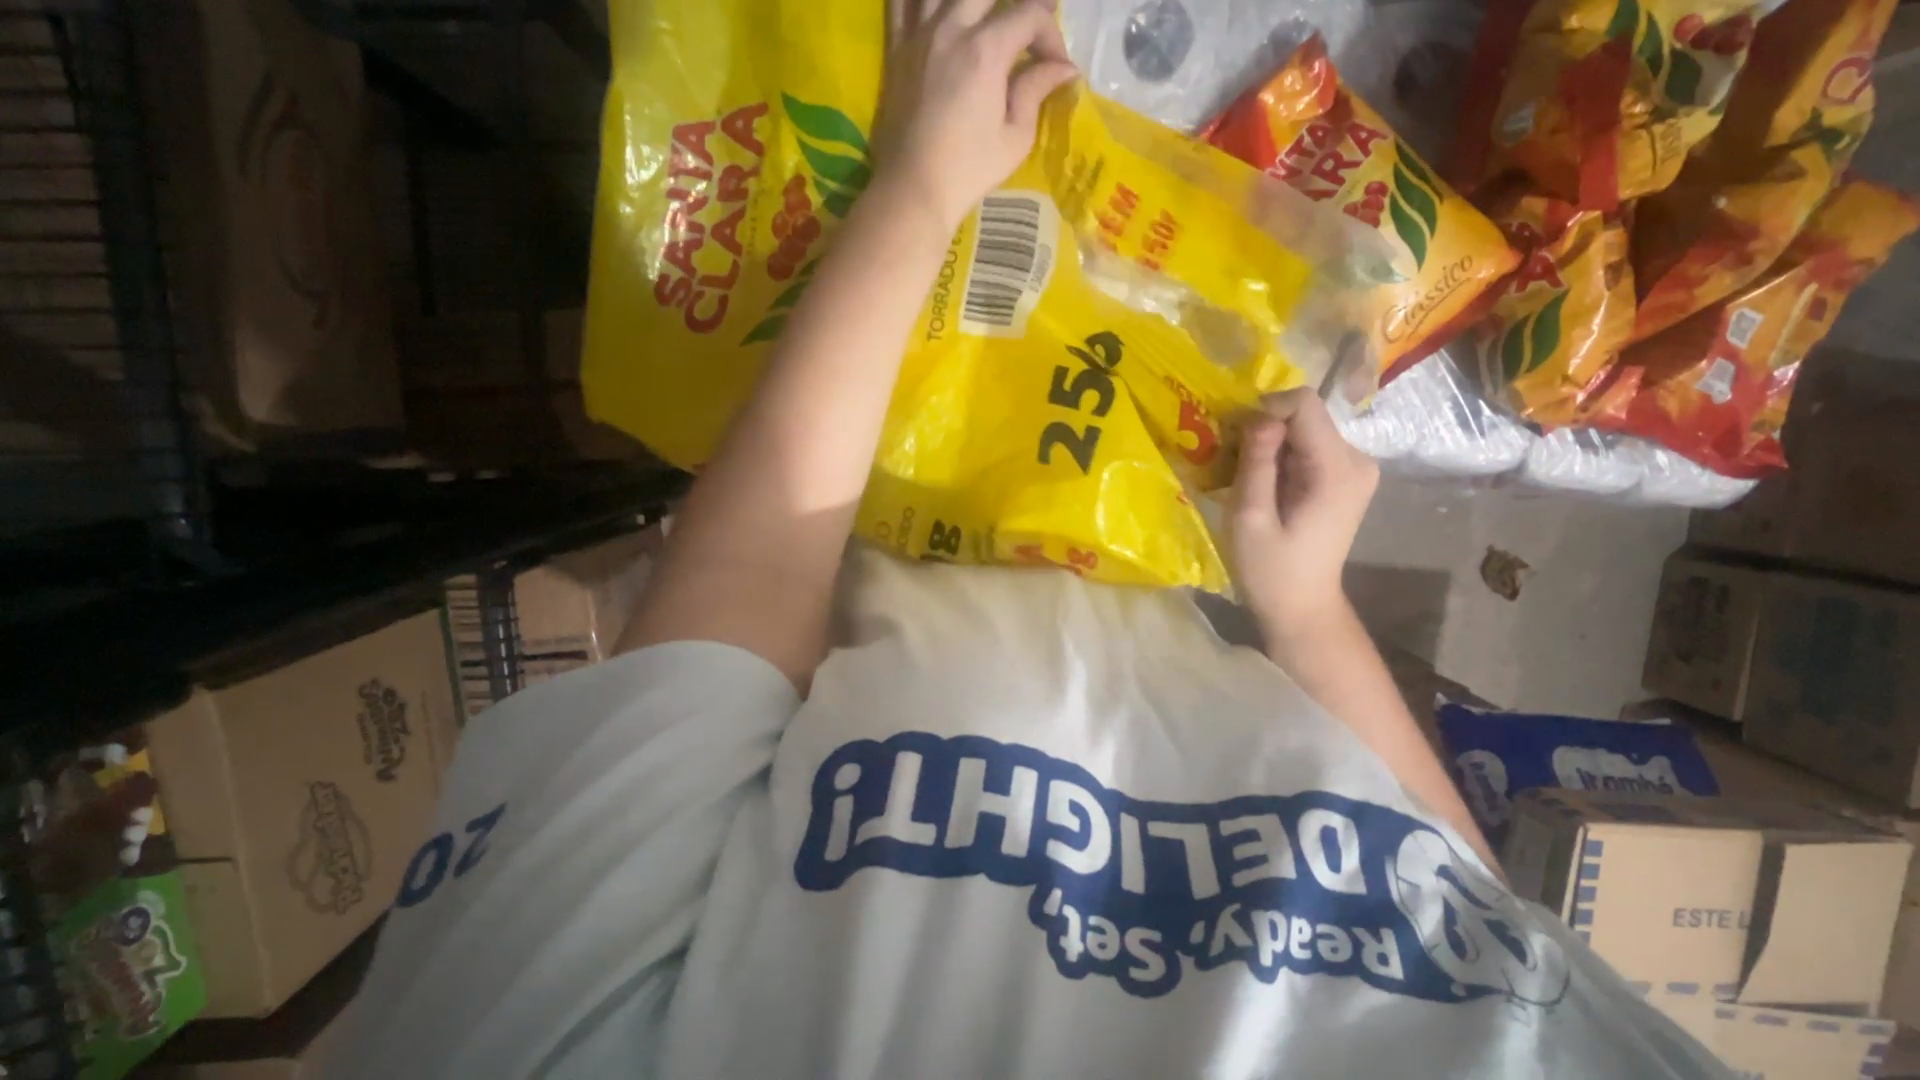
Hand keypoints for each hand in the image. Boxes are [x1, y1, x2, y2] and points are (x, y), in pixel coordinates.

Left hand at [872, 0, 1077, 233]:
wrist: (912, 188)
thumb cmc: (968, 169)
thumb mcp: (1016, 136)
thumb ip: (1036, 90)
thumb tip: (1063, 68)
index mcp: (985, 50)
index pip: (1028, 15)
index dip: (1050, 34)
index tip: (1055, 66)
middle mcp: (949, 29)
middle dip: (1015, 5)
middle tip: (1026, 29)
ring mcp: (918, 35)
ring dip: (971, 1)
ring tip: (983, 17)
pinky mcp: (895, 49)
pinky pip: (901, 1)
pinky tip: (936, 7)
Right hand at [1229, 388, 1379, 638]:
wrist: (1302, 607)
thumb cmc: (1271, 570)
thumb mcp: (1250, 518)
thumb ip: (1257, 463)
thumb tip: (1258, 415)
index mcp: (1338, 469)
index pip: (1303, 403)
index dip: (1263, 412)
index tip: (1236, 443)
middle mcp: (1356, 459)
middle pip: (1304, 415)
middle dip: (1263, 431)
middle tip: (1233, 465)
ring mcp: (1354, 467)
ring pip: (1302, 428)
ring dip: (1268, 445)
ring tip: (1245, 480)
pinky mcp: (1344, 475)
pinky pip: (1306, 446)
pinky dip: (1279, 457)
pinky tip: (1264, 486)